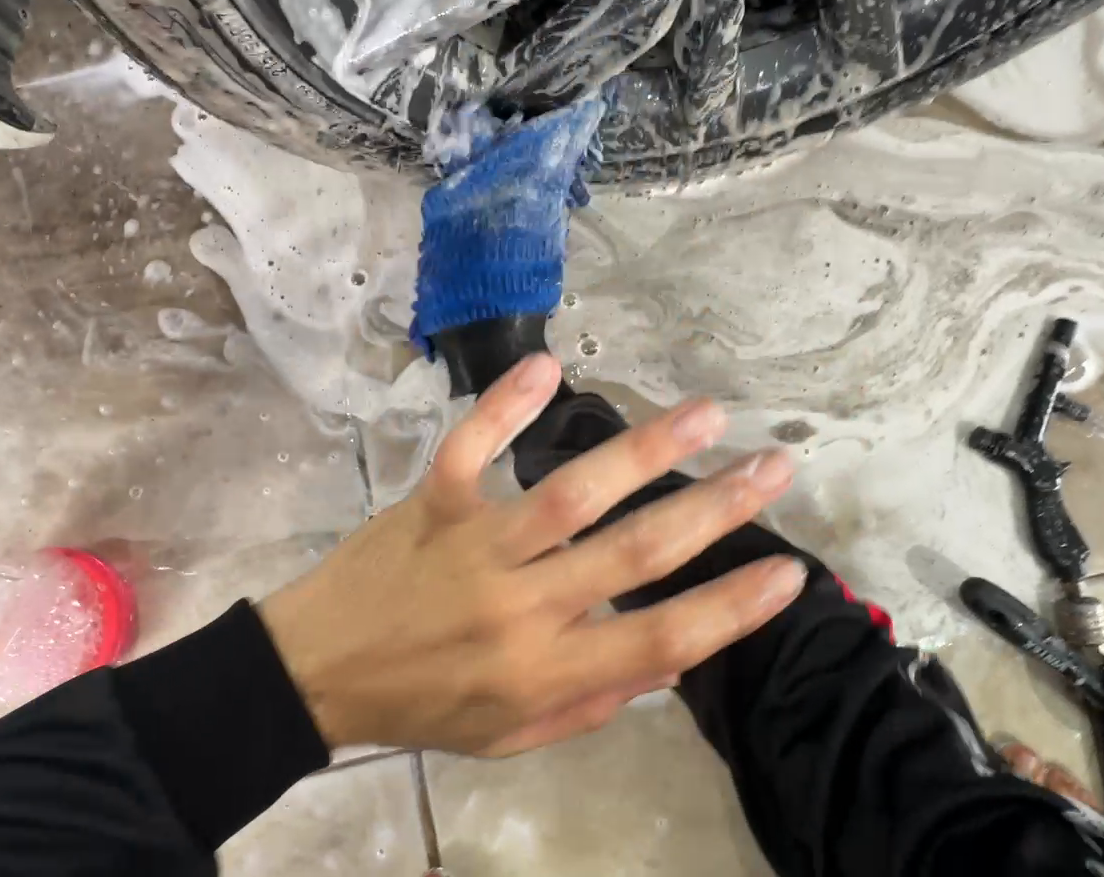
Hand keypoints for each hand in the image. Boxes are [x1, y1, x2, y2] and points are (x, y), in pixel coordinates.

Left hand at [257, 354, 804, 756]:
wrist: (314, 670)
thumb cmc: (422, 705)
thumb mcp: (510, 735)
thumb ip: (590, 700)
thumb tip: (668, 658)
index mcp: (544, 668)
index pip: (659, 639)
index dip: (730, 608)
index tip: (788, 571)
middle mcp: (521, 602)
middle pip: (634, 552)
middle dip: (715, 507)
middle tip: (774, 464)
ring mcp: (476, 544)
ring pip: (571, 492)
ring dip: (645, 448)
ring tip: (705, 413)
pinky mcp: (434, 501)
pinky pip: (472, 446)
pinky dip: (506, 405)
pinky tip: (548, 367)